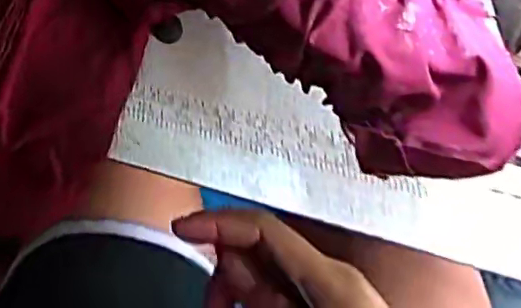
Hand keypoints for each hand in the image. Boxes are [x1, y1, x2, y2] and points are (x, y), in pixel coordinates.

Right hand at [173, 209, 388, 307]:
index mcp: (331, 274)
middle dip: (229, 269)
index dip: (217, 221)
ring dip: (245, 290)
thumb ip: (265, 293)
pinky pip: (289, 291)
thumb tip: (232, 262)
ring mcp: (339, 290)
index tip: (181, 228)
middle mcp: (334, 274)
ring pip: (272, 272)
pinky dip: (264, 299)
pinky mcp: (338, 302)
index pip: (261, 225)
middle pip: (263, 248)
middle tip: (213, 304)